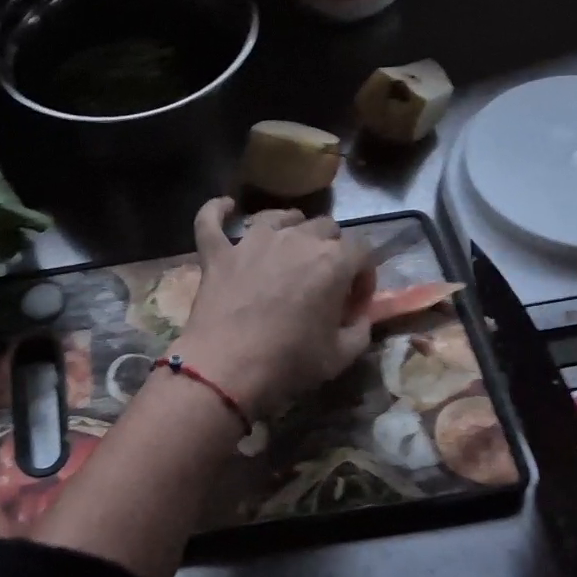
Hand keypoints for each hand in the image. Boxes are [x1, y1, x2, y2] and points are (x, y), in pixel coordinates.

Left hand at [174, 198, 373, 417]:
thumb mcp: (341, 356)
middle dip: (331, 249)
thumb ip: (360, 329)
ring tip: (289, 245)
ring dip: (290, 226)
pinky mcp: (218, 253)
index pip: (362, 250)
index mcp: (332, 261)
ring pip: (278, 216)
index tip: (354, 301)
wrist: (225, 369)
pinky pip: (212, 220)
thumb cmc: (288, 363)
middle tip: (323, 280)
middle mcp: (295, 239)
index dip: (364, 275)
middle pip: (324, 227)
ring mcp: (252, 242)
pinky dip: (217, 211)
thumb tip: (360, 316)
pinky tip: (226, 207)